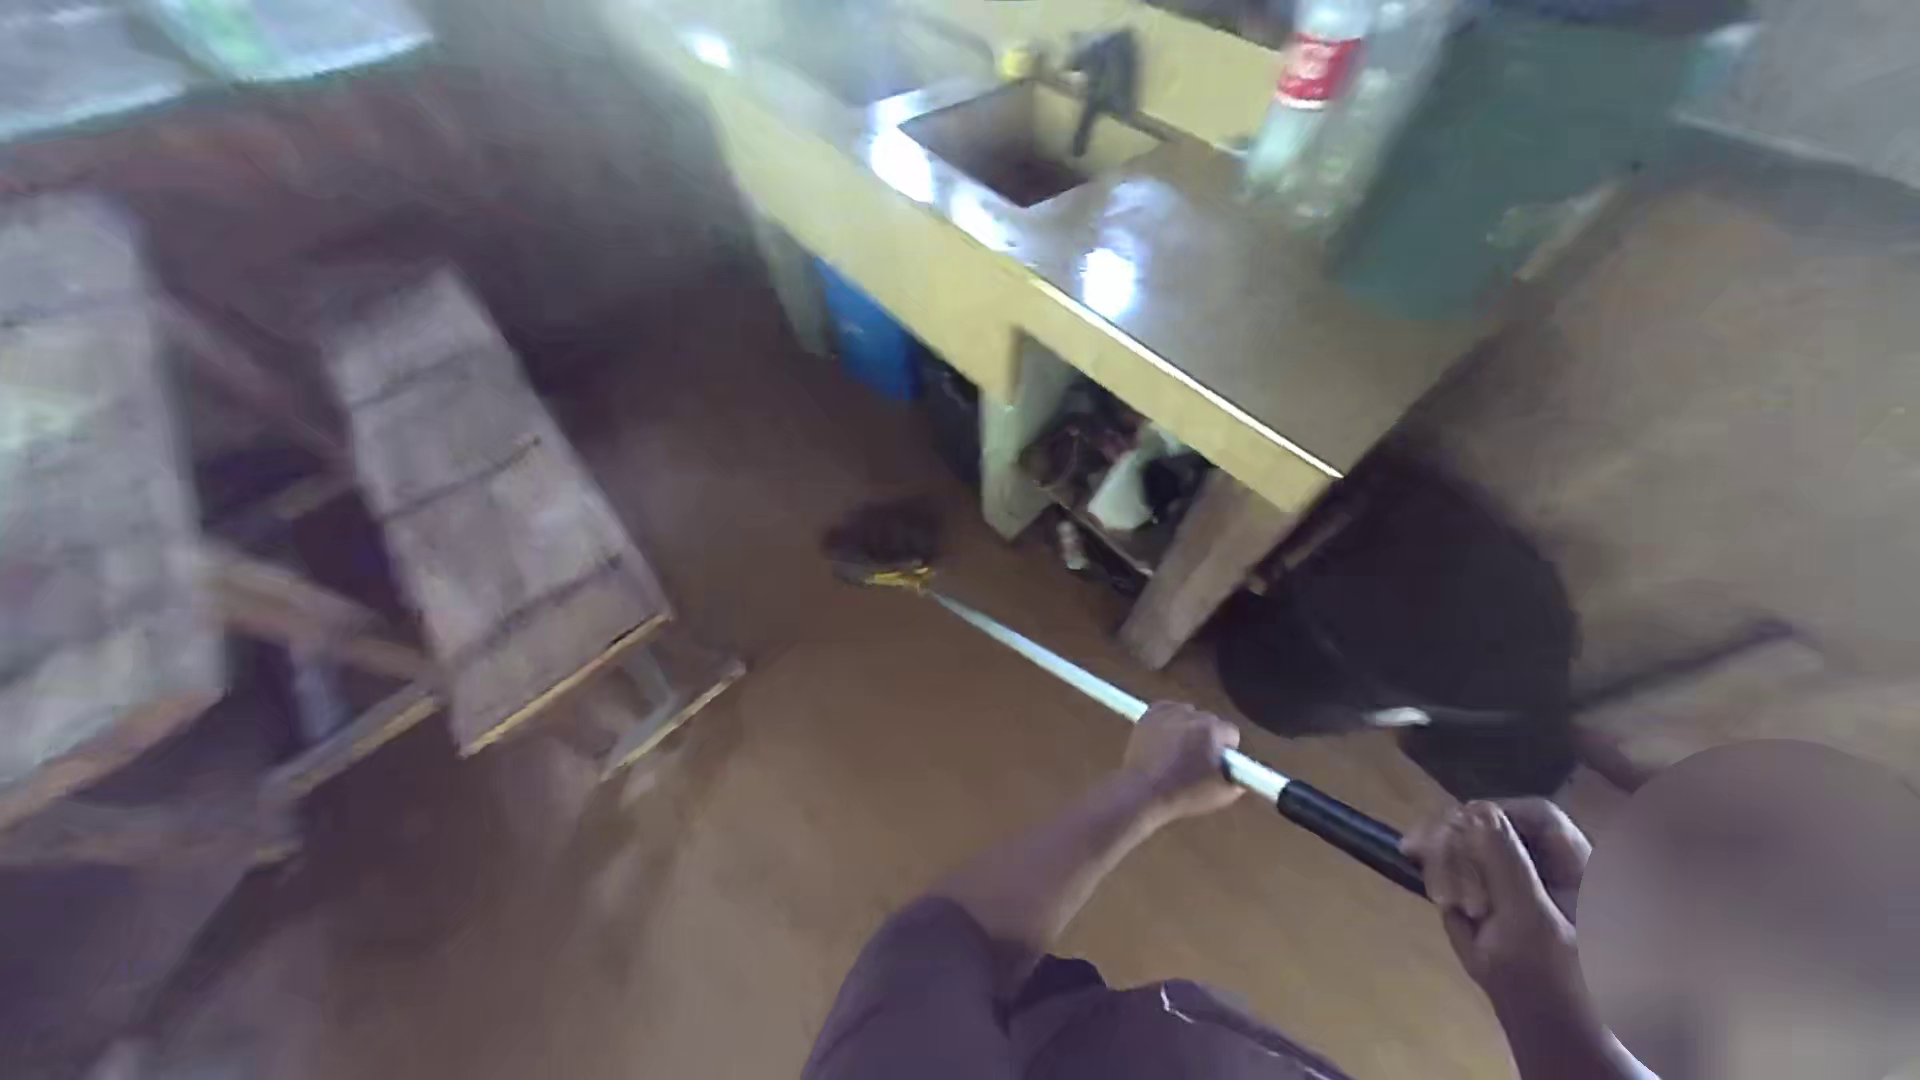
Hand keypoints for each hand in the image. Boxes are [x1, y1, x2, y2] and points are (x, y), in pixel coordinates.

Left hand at [1119, 703, 1243, 824]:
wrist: (1144, 791)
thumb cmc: (1186, 793)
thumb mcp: (1224, 792)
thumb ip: (1240, 777)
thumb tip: (1240, 769)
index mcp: (1212, 729)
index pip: (1231, 732)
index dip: (1227, 749)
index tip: (1218, 764)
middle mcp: (1191, 714)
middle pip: (1209, 721)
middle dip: (1208, 737)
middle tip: (1197, 759)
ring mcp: (1167, 712)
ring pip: (1187, 714)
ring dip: (1189, 727)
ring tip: (1179, 750)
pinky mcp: (1148, 714)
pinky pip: (1167, 709)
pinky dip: (1170, 719)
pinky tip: (1166, 736)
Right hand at [1402, 800, 1587, 1010]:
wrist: (1551, 1035)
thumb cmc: (1555, 984)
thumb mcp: (1530, 921)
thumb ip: (1505, 861)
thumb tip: (1476, 808)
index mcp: (1579, 868)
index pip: (1536, 816)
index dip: (1494, 814)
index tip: (1455, 830)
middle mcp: (1550, 865)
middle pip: (1494, 824)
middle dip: (1457, 843)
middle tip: (1420, 855)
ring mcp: (1520, 878)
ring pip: (1468, 840)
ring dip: (1444, 860)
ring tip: (1440, 898)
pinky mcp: (1494, 889)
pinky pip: (1459, 861)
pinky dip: (1440, 868)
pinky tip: (1431, 884)